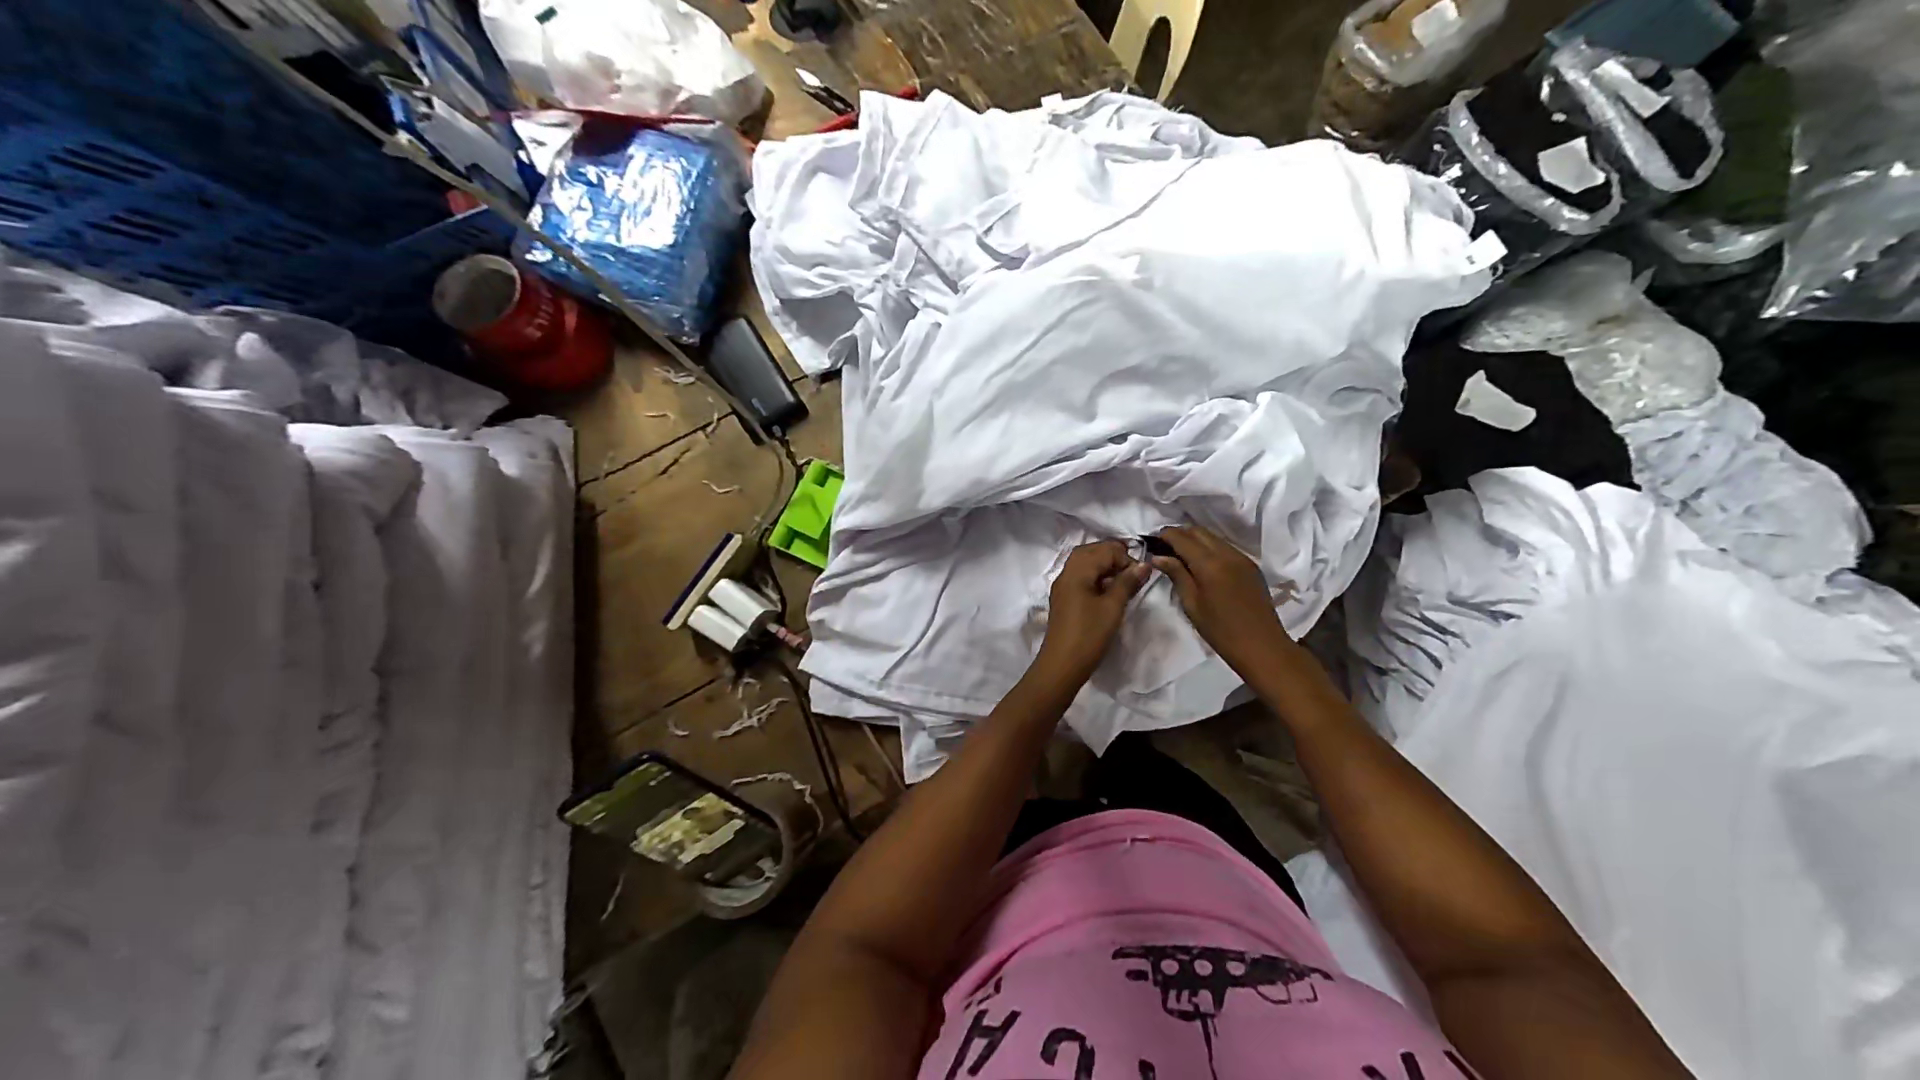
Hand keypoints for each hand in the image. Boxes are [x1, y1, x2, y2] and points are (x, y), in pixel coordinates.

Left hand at [1036, 540, 1151, 686]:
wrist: (1061, 666)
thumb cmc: (1089, 635)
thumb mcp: (1112, 608)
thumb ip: (1127, 583)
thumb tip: (1144, 564)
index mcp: (1076, 572)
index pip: (1102, 550)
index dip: (1124, 557)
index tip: (1140, 574)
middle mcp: (1066, 574)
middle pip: (1089, 552)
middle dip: (1112, 555)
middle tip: (1132, 569)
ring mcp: (1062, 587)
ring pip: (1083, 564)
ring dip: (1103, 565)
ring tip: (1124, 579)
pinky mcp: (1064, 600)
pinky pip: (1080, 578)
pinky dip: (1095, 577)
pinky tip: (1109, 590)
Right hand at [1151, 525, 1291, 676]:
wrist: (1262, 646)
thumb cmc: (1220, 630)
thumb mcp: (1192, 604)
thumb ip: (1177, 575)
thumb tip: (1158, 557)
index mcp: (1210, 564)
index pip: (1182, 538)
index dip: (1165, 535)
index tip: (1151, 542)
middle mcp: (1227, 554)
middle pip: (1198, 531)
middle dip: (1179, 534)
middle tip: (1163, 548)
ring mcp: (1242, 558)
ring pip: (1213, 537)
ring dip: (1195, 540)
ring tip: (1180, 555)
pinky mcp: (1250, 565)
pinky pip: (1225, 547)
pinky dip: (1209, 548)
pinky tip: (1201, 563)